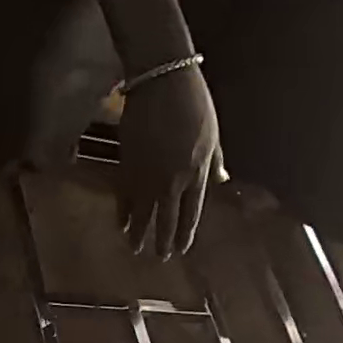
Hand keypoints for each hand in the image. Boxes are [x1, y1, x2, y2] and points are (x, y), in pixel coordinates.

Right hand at [118, 64, 221, 259]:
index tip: (181, 249)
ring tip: (135, 249)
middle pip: (167, 219)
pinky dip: (123, 214)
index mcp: (197, 172)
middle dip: (163, 241)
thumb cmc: (193, 103)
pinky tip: (121, 226)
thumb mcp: (213, 134)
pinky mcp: (127, 169)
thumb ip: (214, 162)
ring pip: (143, 215)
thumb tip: (221, 182)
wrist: (161, 84)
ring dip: (139, 234)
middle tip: (160, 258)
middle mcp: (172, 182)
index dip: (185, 232)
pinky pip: (124, 199)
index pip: (191, 212)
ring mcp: (148, 178)